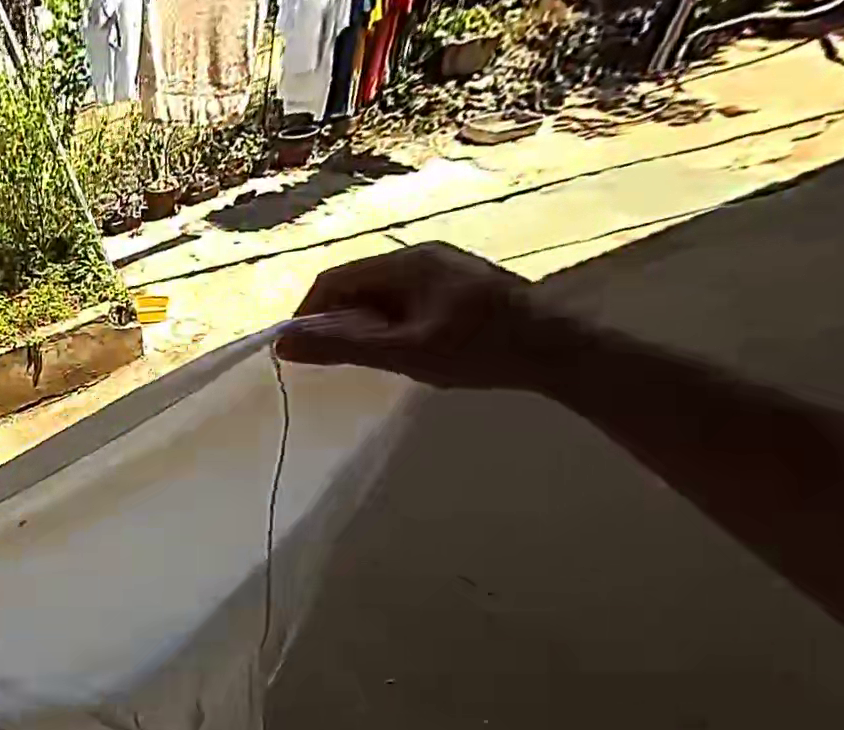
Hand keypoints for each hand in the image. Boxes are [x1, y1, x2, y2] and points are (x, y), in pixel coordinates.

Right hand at [274, 243, 545, 390]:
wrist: (558, 349)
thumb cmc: (479, 349)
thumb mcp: (403, 352)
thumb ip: (342, 348)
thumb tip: (285, 346)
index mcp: (406, 263)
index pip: (334, 279)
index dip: (307, 315)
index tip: (300, 352)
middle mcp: (421, 255)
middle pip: (356, 283)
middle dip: (334, 321)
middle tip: (333, 360)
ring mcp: (442, 268)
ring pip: (379, 293)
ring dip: (361, 324)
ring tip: (366, 358)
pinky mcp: (457, 285)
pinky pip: (403, 299)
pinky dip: (386, 322)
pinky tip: (399, 348)